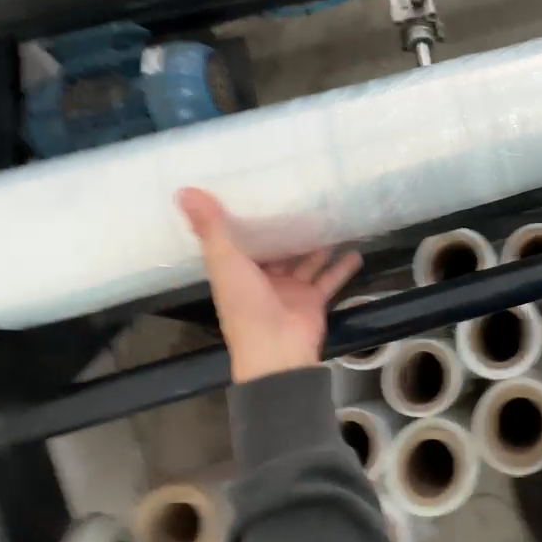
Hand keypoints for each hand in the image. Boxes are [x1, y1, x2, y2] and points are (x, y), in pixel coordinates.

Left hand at [177, 188, 362, 383]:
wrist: (277, 351)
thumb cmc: (246, 306)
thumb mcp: (225, 262)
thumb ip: (211, 228)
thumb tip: (185, 189)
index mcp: (236, 271)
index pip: (240, 240)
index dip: (248, 217)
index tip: (259, 190)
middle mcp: (262, 279)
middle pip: (277, 249)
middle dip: (288, 229)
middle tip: (305, 197)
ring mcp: (290, 290)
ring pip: (306, 260)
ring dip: (318, 243)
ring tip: (333, 217)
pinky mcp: (312, 300)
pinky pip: (329, 278)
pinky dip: (342, 266)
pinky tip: (356, 250)